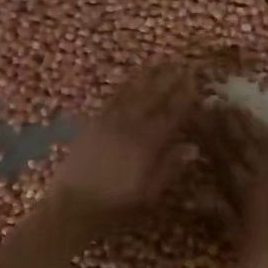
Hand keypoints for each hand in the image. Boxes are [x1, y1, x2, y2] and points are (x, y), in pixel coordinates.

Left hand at [49, 65, 200, 228]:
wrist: (72, 204)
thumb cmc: (115, 204)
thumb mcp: (149, 193)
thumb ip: (170, 167)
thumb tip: (192, 146)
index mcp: (147, 144)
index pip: (171, 114)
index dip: (184, 96)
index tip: (195, 81)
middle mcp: (129, 126)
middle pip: (152, 97)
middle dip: (169, 80)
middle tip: (182, 64)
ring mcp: (109, 121)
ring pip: (133, 92)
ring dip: (148, 77)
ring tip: (161, 63)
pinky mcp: (94, 122)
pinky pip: (114, 98)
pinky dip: (126, 86)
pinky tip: (133, 79)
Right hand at [194, 106, 267, 267]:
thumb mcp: (242, 246)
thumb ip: (222, 214)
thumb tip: (194, 191)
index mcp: (247, 191)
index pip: (223, 158)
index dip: (210, 138)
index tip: (199, 119)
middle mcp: (267, 176)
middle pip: (245, 144)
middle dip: (229, 124)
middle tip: (217, 105)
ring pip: (267, 142)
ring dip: (252, 125)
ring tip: (240, 110)